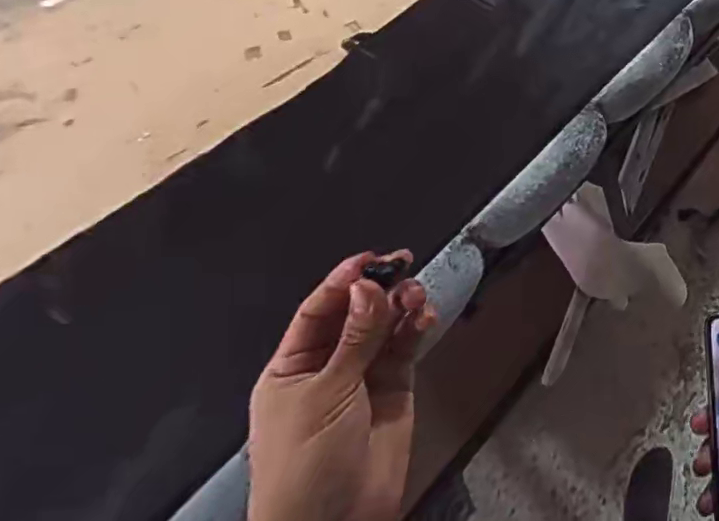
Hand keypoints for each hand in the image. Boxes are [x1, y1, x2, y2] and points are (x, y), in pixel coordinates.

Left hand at [247, 251, 436, 520]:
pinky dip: (417, 327)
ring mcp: (364, 374)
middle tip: (405, 263)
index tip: (371, 258)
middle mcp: (329, 364)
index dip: (343, 281)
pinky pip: (407, 345)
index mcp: (293, 367)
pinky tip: (425, 318)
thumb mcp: (326, 394)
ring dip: (401, 304)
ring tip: (416, 298)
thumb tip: (368, 285)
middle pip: (357, 312)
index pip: (318, 311)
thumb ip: (354, 338)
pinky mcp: (396, 385)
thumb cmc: (308, 460)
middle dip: (378, 287)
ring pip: (386, 324)